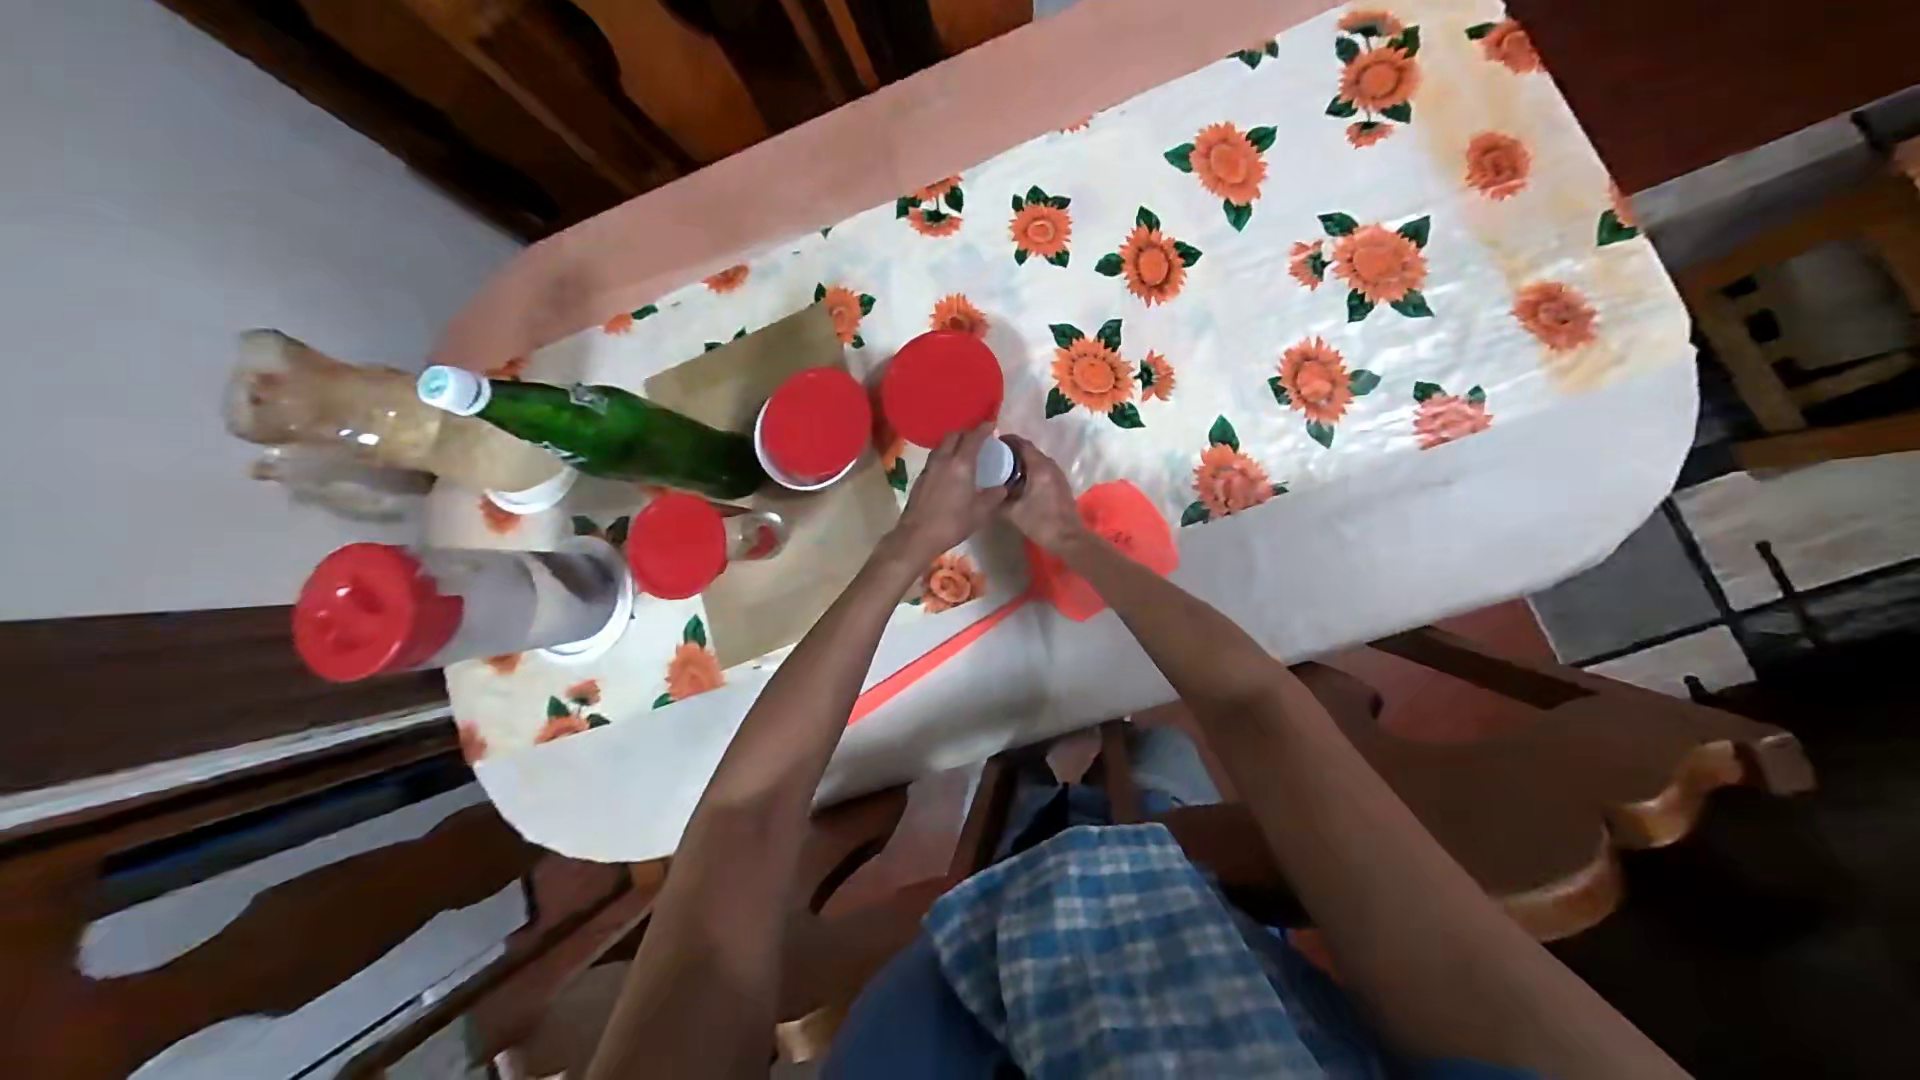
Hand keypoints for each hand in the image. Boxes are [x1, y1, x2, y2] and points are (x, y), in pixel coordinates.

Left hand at [887, 424, 1006, 564]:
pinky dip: (944, 456)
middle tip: (977, 438)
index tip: (990, 425)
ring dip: (953, 443)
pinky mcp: (920, 478)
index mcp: (961, 464)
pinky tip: (949, 469)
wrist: (918, 535)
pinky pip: (934, 458)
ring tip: (963, 451)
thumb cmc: (953, 523)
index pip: (973, 438)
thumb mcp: (980, 512)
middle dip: (966, 432)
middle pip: (953, 435)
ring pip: (941, 446)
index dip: (983, 429)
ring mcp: (929, 467)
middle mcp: (943, 460)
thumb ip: (994, 496)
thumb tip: (1003, 488)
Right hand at [998, 435, 1087, 551]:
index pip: (1022, 444)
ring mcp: (1058, 474)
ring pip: (1037, 460)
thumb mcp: (1014, 512)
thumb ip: (999, 500)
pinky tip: (1019, 482)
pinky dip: (1030, 470)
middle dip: (1013, 452)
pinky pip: (1043, 470)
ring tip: (1004, 469)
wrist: (1068, 538)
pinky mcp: (1060, 483)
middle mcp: (1050, 466)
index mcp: (1039, 467)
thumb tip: (986, 495)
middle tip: (995, 457)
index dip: (1007, 441)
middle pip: (1030, 451)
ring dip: (1022, 462)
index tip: (993, 443)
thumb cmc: (1041, 522)